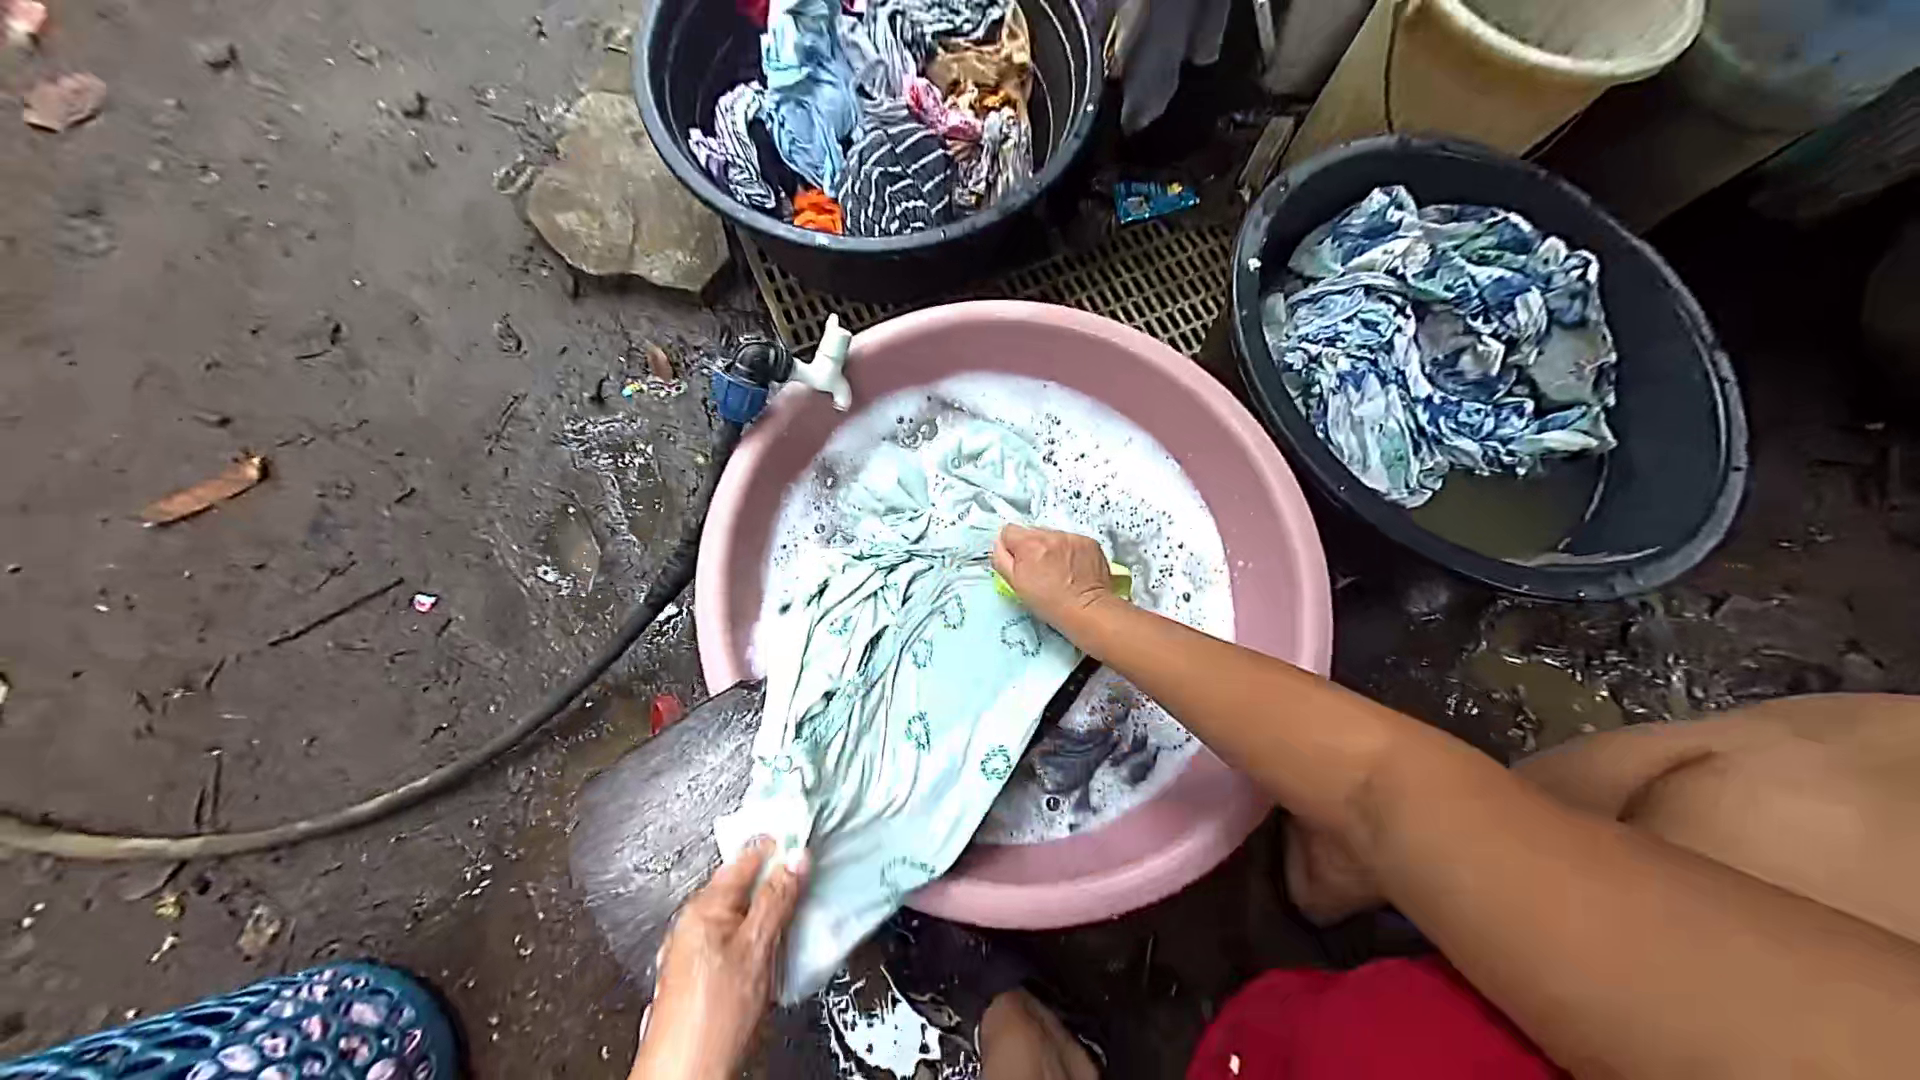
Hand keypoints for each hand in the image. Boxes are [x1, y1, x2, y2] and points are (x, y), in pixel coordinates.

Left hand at [629, 837, 808, 1079]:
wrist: (686, 1078)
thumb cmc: (714, 1017)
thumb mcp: (757, 947)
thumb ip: (778, 898)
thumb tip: (795, 858)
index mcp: (704, 906)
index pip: (748, 855)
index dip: (779, 846)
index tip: (804, 842)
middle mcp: (694, 921)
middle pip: (744, 883)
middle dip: (775, 880)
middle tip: (806, 881)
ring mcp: (694, 947)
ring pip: (740, 911)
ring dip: (767, 909)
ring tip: (793, 916)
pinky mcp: (700, 971)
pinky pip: (734, 935)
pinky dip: (756, 933)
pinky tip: (771, 949)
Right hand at [993, 525, 1114, 629]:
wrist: (1087, 610)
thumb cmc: (1051, 603)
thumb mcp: (1015, 585)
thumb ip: (1001, 559)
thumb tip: (999, 545)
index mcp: (1029, 544)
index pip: (1008, 530)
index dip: (1010, 547)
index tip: (1018, 561)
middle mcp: (1051, 535)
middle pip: (1031, 532)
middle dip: (1031, 547)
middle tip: (1038, 570)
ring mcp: (1072, 537)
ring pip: (1051, 535)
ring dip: (1051, 548)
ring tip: (1057, 570)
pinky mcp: (1089, 542)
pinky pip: (1071, 540)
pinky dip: (1069, 550)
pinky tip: (1071, 568)